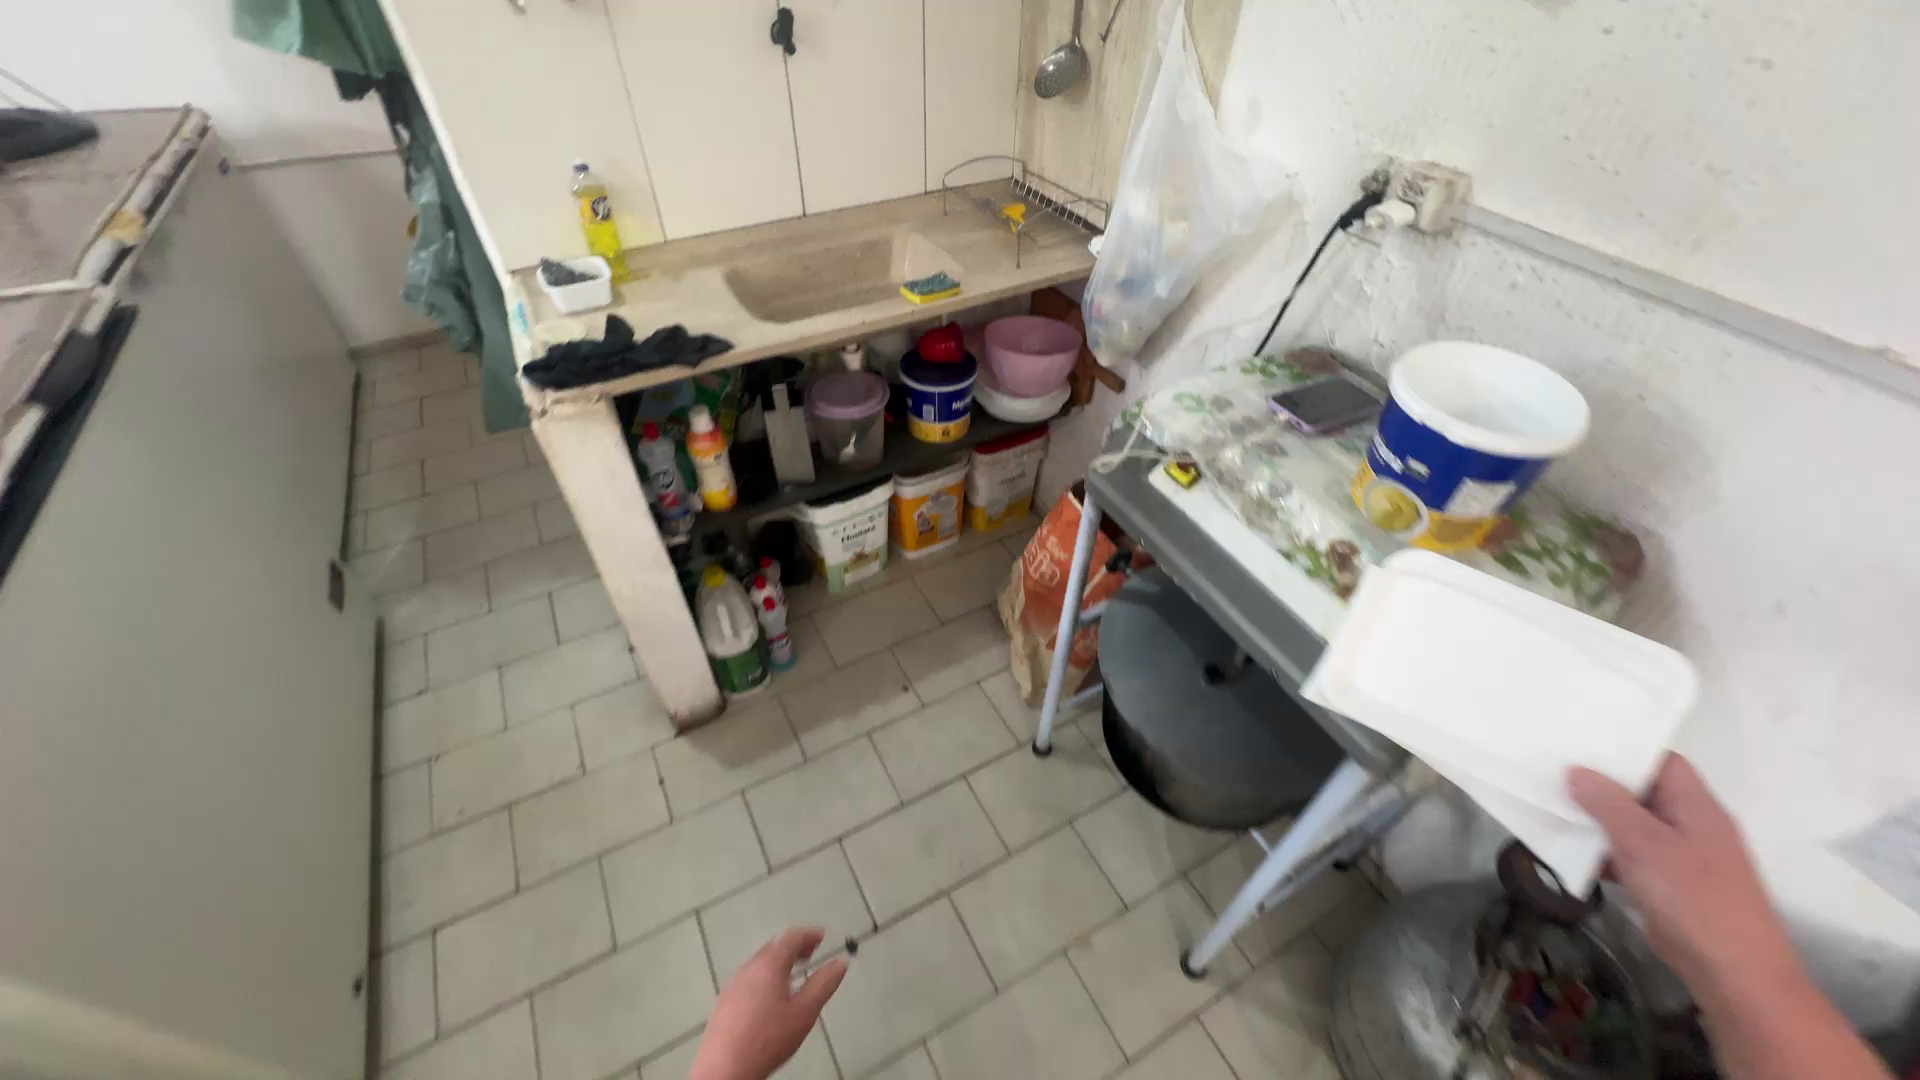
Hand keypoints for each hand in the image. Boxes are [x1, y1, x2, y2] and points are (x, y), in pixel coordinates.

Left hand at [688, 927, 849, 1079]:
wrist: (724, 1071)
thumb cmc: (768, 1038)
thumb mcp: (804, 1012)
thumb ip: (823, 984)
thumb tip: (841, 961)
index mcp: (769, 965)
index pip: (791, 937)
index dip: (809, 934)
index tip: (822, 936)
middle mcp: (749, 968)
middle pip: (774, 947)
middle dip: (794, 947)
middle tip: (810, 954)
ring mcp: (733, 985)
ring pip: (760, 963)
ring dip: (779, 962)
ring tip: (793, 976)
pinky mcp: (724, 1002)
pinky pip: (749, 978)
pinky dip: (765, 976)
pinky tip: (770, 998)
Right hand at [1567, 755, 1801, 997]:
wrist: (1732, 972)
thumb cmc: (1693, 897)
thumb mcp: (1644, 842)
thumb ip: (1608, 803)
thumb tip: (1576, 771)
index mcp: (1697, 807)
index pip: (1662, 761)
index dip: (1624, 749)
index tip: (1578, 742)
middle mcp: (1691, 825)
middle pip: (1642, 791)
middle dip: (1599, 784)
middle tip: (1552, 771)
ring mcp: (1680, 856)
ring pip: (1630, 824)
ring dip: (1596, 820)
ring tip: (1551, 807)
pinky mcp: (1666, 883)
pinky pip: (1628, 854)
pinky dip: (1602, 851)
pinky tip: (1571, 853)